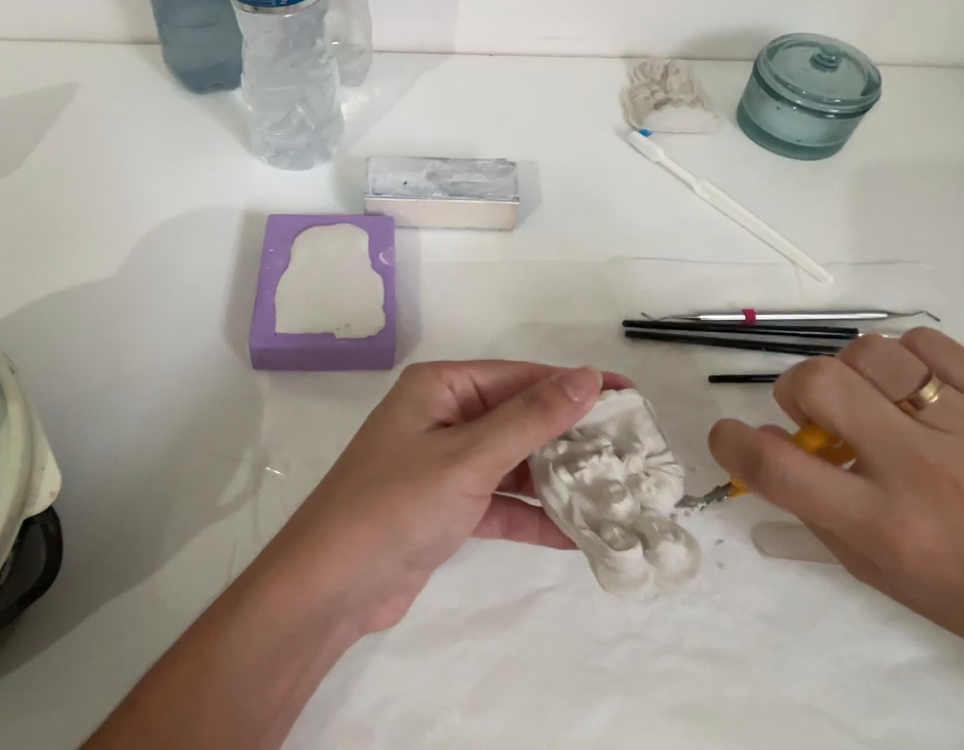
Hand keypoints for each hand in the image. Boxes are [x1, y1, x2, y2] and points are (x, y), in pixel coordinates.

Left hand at [264, 361, 629, 635]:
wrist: (331, 586)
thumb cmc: (396, 504)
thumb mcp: (469, 457)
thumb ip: (531, 419)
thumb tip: (588, 377)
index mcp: (440, 388)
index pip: (520, 377)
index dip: (575, 386)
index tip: (630, 396)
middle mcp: (442, 418)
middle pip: (519, 419)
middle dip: (571, 437)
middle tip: (632, 452)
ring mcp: (443, 465)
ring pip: (513, 463)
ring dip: (558, 480)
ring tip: (618, 493)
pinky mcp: (446, 508)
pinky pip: (500, 502)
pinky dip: (534, 516)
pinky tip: (580, 535)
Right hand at [707, 329, 963, 678]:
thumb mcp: (881, 575)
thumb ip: (815, 512)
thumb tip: (768, 452)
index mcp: (882, 523)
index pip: (775, 465)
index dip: (732, 442)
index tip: (729, 436)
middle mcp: (915, 466)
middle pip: (816, 384)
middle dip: (793, 392)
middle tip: (813, 416)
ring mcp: (962, 425)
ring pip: (868, 352)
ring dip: (848, 371)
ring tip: (866, 399)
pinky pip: (928, 343)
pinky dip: (903, 357)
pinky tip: (911, 387)